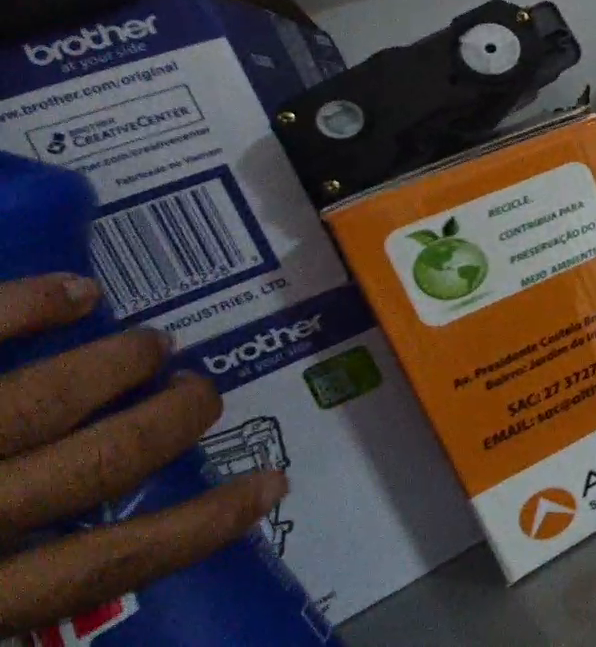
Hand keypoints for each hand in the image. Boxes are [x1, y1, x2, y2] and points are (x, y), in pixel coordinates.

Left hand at [0, 274, 286, 636]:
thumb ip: (12, 602)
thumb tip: (81, 581)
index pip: (117, 560)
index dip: (205, 524)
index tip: (270, 485)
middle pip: (106, 460)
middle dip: (169, 421)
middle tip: (198, 393)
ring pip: (48, 397)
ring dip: (118, 364)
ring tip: (152, 344)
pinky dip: (26, 306)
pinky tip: (75, 291)